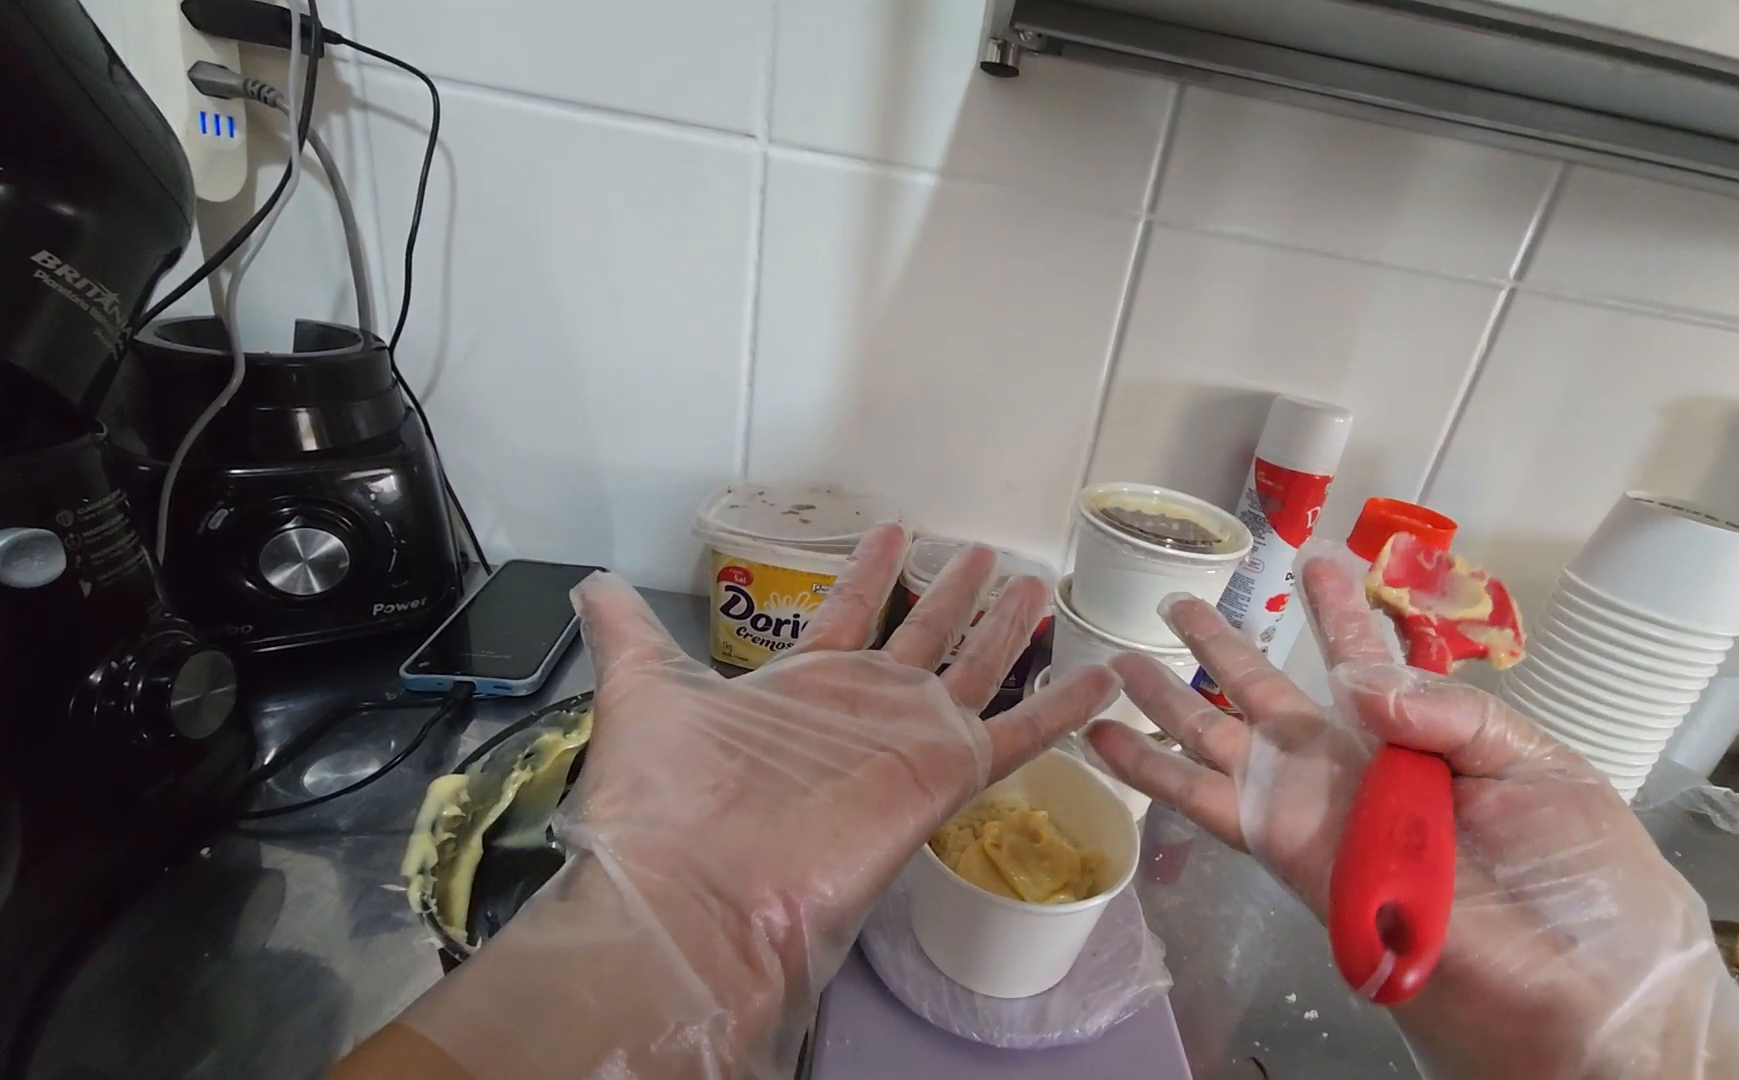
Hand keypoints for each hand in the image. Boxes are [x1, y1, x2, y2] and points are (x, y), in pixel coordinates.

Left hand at [395, 525, 1119, 1079]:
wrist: (703, 894)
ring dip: (1009, 632)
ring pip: (979, 670)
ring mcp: (912, 737)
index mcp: (807, 683)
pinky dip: (1064, 708)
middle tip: (986, 553)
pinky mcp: (949, 771)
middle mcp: (866, 706)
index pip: (852, 609)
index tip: (898, 529)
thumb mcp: (646, 692)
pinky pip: (1024, 733)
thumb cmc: (674, 793)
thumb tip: (589, 582)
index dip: (873, 570)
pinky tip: (1102, 680)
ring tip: (1039, 588)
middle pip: (925, 635)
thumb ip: (625, 631)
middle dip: (954, 594)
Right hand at [1086, 551, 1738, 1078]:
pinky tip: (1106, 741)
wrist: (1581, 1003)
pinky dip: (1152, 771)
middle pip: (1266, 690)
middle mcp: (1346, 764)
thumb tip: (1357, 679)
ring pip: (1216, 738)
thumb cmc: (1584, 882)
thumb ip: (1450, 712)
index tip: (1315, 561)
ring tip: (1118, 661)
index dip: (1335, 609)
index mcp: (1413, 734)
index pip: (1362, 656)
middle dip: (1220, 646)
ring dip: (1165, 700)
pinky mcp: (1285, 849)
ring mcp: (1309, 805)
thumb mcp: (1541, 770)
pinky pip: (1206, 801)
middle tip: (1176, 603)